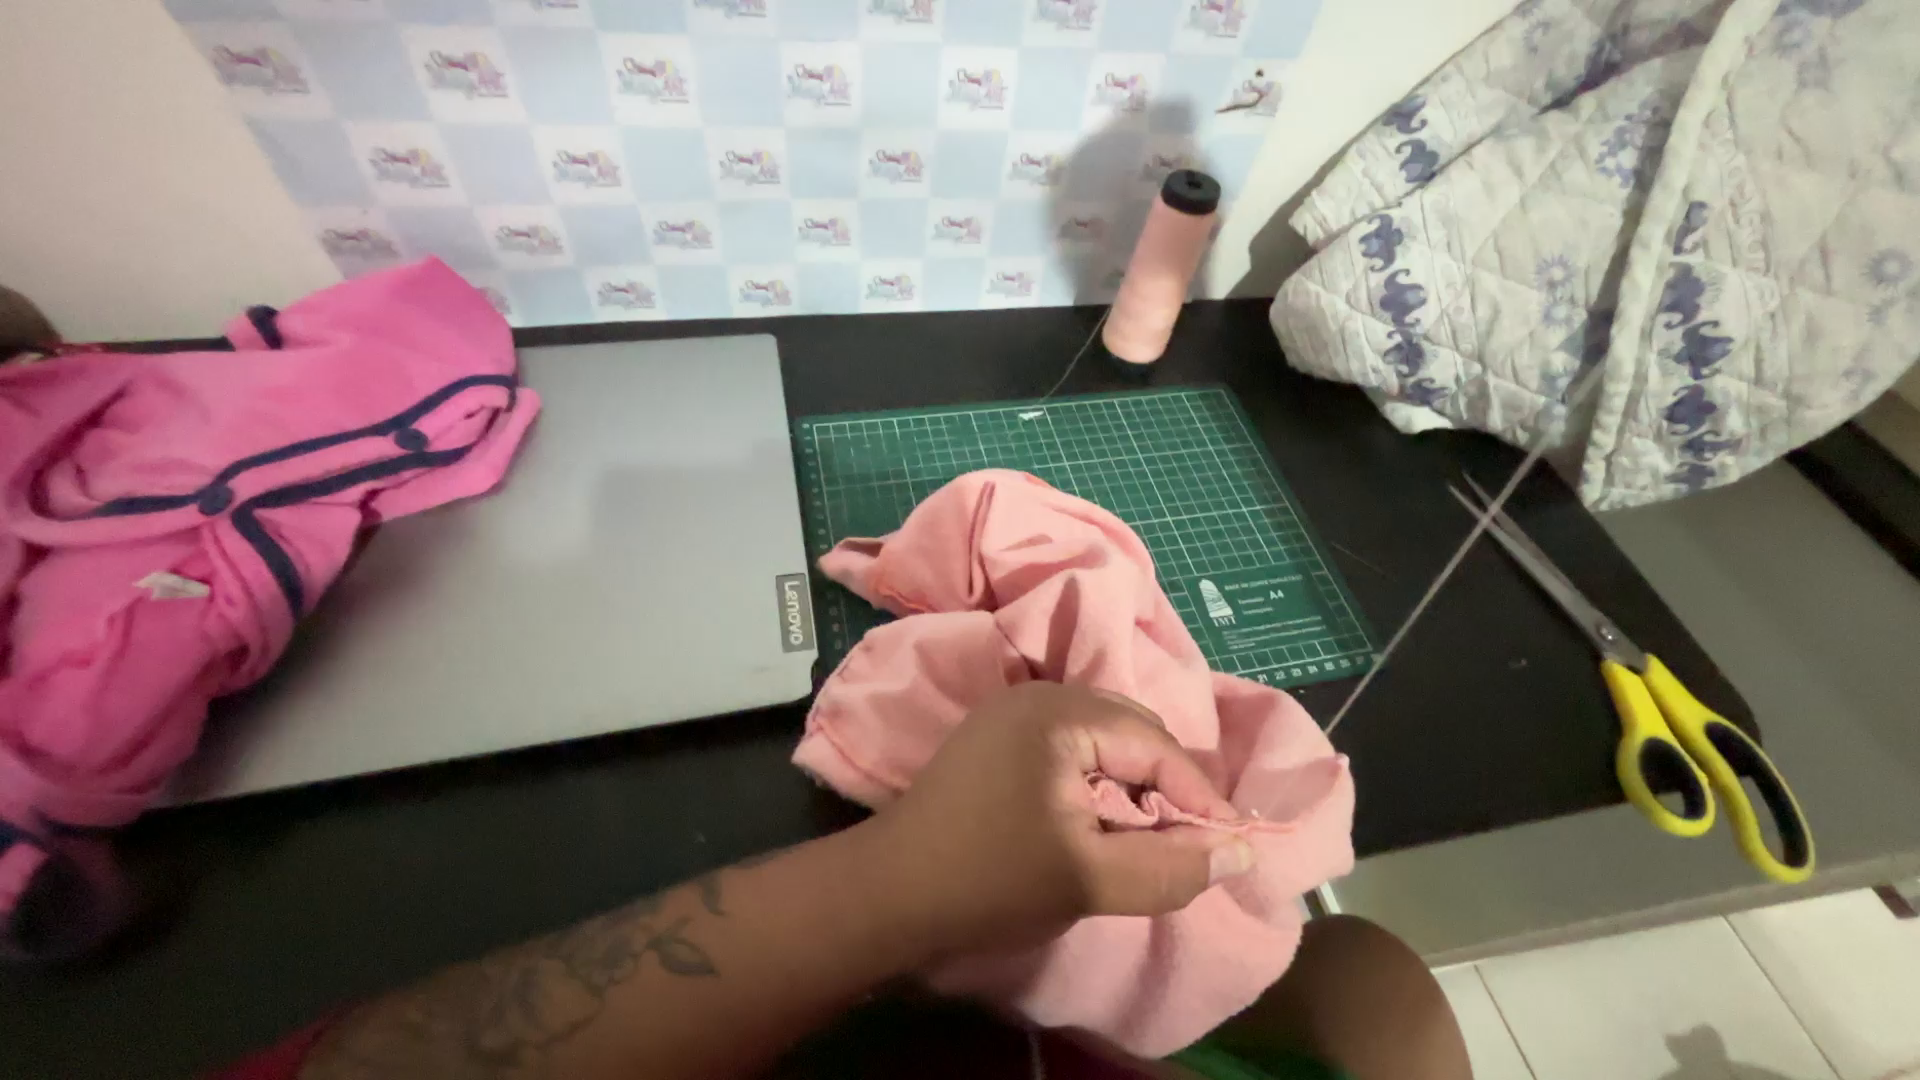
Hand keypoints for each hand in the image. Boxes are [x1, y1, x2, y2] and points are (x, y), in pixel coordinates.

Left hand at [860, 682, 1255, 957]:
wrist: (892, 889)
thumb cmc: (992, 879)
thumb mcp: (1090, 879)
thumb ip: (1171, 866)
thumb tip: (1239, 850)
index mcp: (1060, 713)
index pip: (1154, 743)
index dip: (1199, 795)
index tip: (1231, 844)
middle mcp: (1037, 694)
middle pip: (1130, 728)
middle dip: (1167, 782)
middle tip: (1192, 838)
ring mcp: (1011, 710)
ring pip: (1102, 734)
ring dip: (1134, 779)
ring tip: (1153, 831)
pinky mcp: (996, 734)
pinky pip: (1070, 742)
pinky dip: (1098, 776)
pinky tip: (1102, 815)